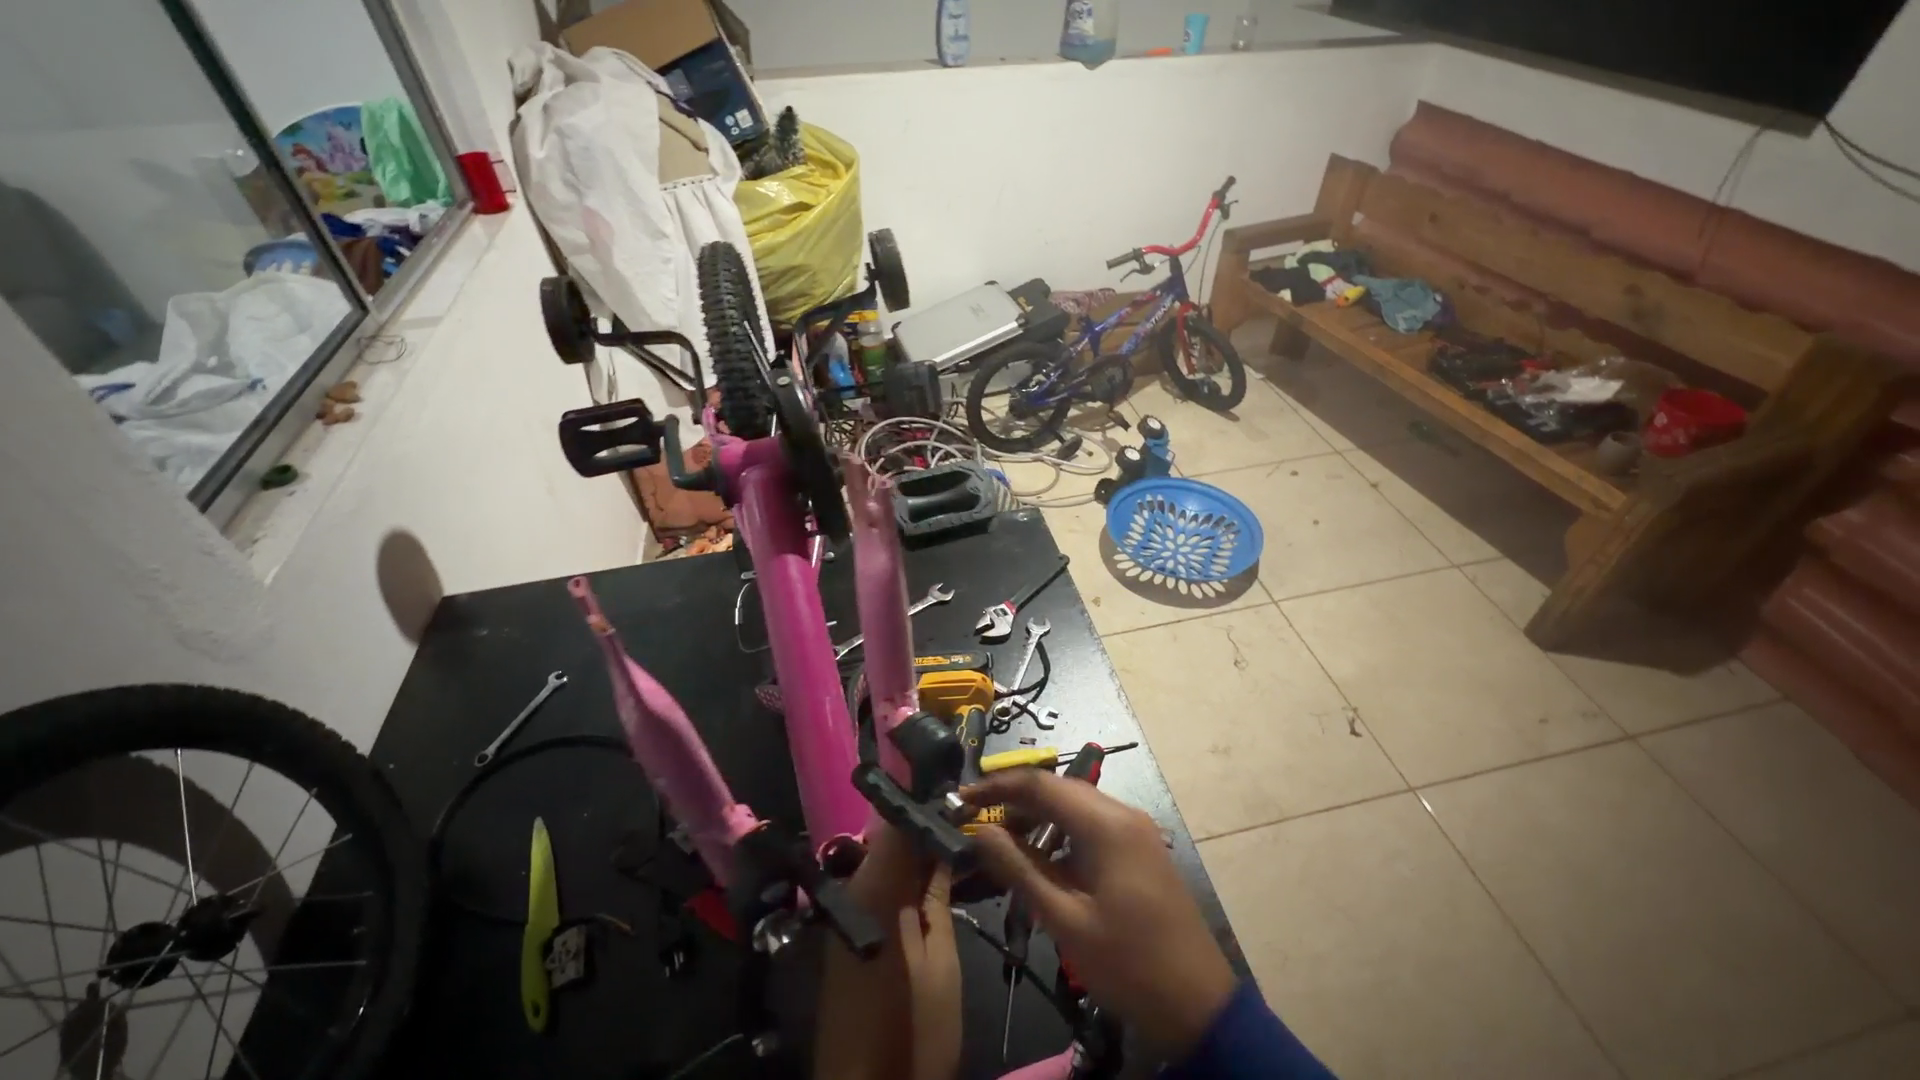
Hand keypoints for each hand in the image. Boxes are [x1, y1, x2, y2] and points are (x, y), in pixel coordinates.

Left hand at [814, 822, 960, 1079]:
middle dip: (922, 834)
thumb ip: (937, 898)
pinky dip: (898, 885)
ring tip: (952, 855)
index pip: (895, 828)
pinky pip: (872, 893)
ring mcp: (843, 916)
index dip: (926, 812)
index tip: (958, 806)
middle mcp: (851, 894)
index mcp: (875, 894)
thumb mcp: (941, 962)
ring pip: (880, 867)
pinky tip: (925, 889)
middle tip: (963, 831)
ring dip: (912, 859)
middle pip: (886, 845)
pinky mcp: (842, 936)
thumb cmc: (914, 1028)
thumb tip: (944, 849)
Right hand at [967, 768, 1236, 1056]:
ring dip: (1036, 819)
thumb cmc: (1127, 962)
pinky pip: (1091, 828)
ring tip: (1000, 848)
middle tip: (974, 823)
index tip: (960, 799)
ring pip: (1075, 808)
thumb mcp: (1064, 918)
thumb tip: (979, 830)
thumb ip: (1019, 868)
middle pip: (1058, 790)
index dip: (996, 786)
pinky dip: (1060, 835)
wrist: (1196, 1003)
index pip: (1040, 784)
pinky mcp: (1140, 851)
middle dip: (1014, 801)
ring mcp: (1136, 832)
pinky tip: (1040, 863)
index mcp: (1106, 824)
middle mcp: (1123, 814)